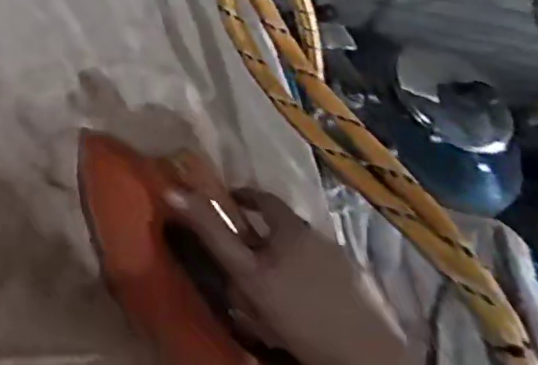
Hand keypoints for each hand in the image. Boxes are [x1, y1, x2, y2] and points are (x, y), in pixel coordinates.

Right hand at [167, 188, 411, 364]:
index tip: (226, 202)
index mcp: (293, 227)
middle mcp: (322, 238)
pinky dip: (303, 279)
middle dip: (260, 238)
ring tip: (263, 282)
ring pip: (302, 253)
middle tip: (239, 254)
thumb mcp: (244, 272)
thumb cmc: (297, 310)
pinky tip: (295, 302)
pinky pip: (321, 274)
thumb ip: (210, 231)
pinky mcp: (362, 294)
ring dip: (281, 260)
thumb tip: (171, 190)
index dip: (242, 196)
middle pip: (283, 228)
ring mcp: (346, 267)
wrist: (365, 363)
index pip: (264, 197)